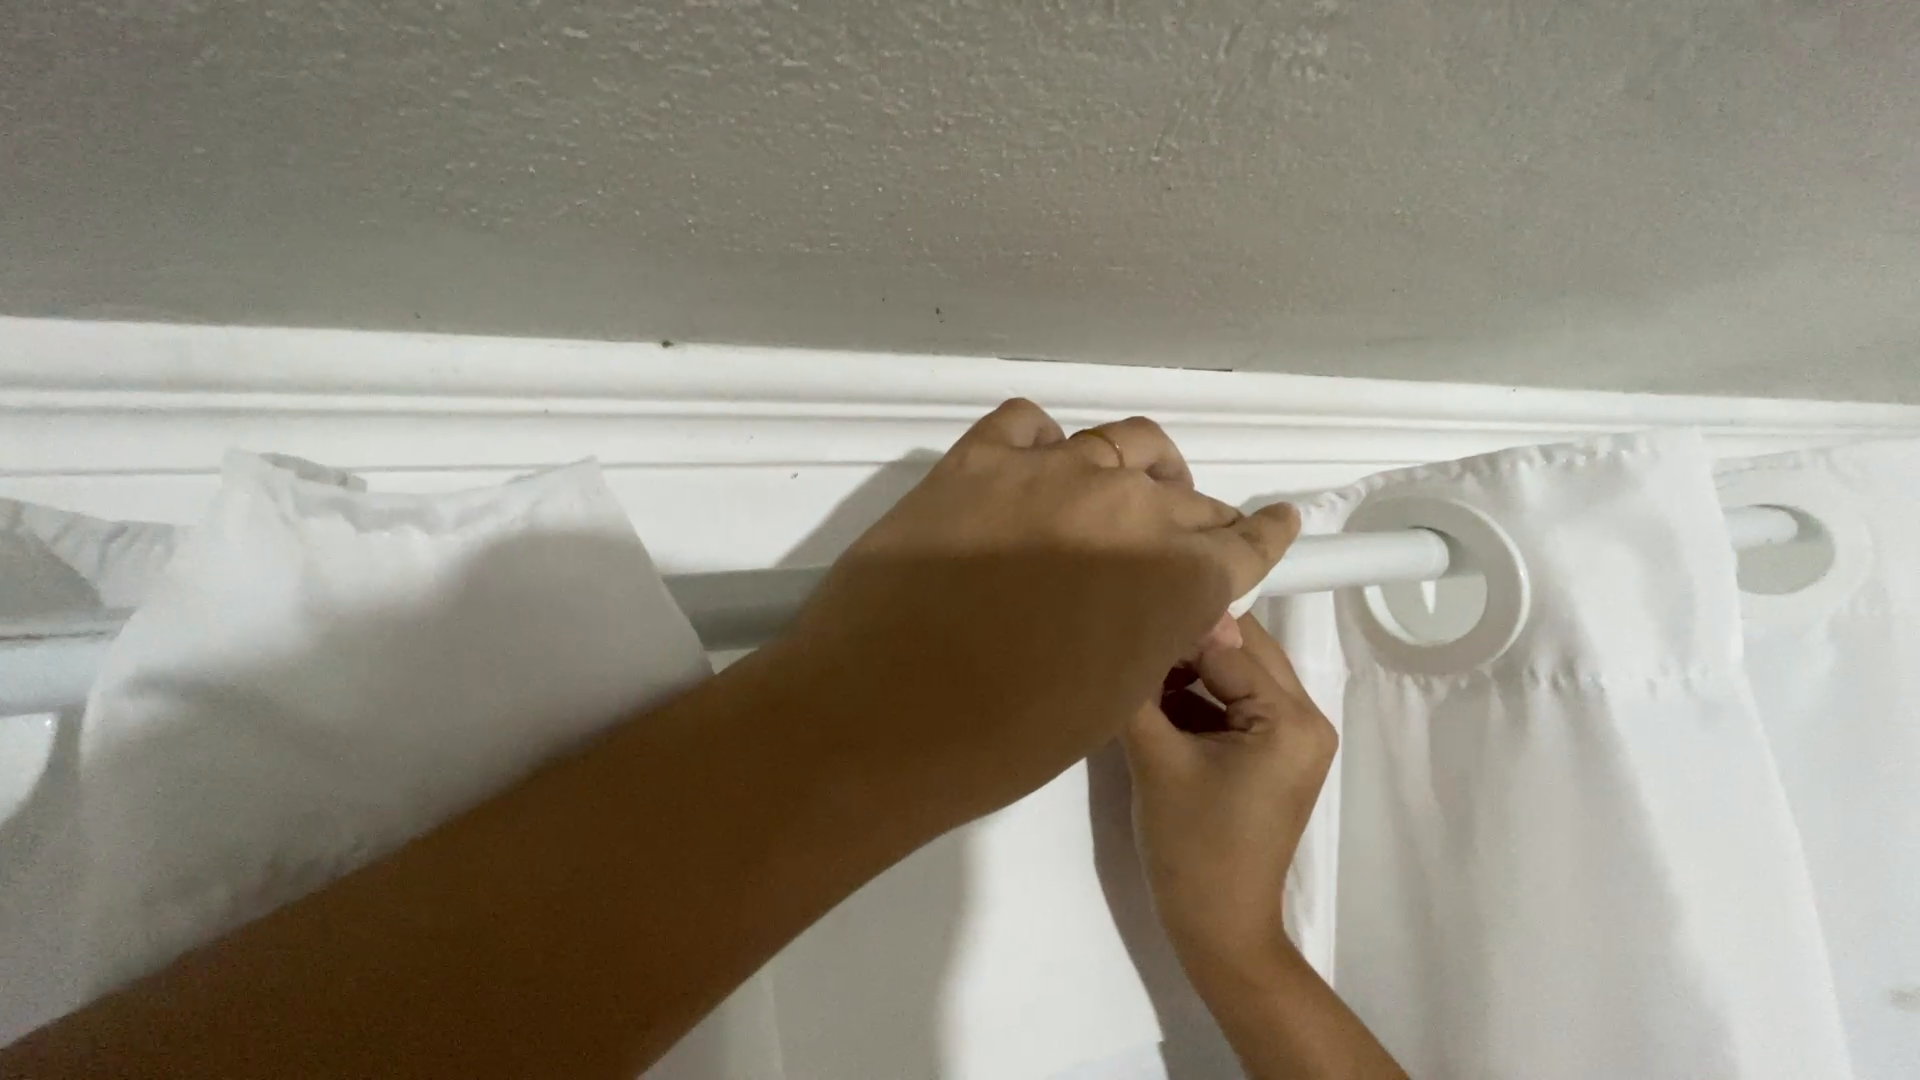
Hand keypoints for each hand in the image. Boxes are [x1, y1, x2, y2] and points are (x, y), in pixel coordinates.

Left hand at [760, 398, 1299, 825]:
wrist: (881, 716)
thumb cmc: (1003, 738)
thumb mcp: (1111, 698)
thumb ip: (1152, 628)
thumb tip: (1155, 599)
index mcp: (1177, 577)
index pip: (1244, 543)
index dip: (1261, 537)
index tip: (1272, 526)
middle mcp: (1128, 507)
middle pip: (1185, 497)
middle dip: (1193, 518)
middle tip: (1173, 538)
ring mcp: (1048, 472)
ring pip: (1121, 442)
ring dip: (1135, 468)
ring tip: (1119, 492)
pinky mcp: (975, 460)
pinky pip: (1027, 425)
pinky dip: (1042, 445)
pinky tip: (1033, 473)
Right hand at [1123, 615, 1336, 985]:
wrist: (1216, 926)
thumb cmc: (1189, 844)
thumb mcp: (1156, 757)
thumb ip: (1145, 687)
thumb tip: (1129, 628)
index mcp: (1290, 719)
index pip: (1228, 647)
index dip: (1176, 628)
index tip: (1128, 611)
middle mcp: (1306, 718)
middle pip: (1244, 650)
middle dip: (1188, 639)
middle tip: (1132, 630)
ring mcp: (1293, 737)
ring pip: (1238, 673)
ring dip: (1189, 666)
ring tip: (1136, 662)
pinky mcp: (1274, 753)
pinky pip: (1235, 702)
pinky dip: (1196, 695)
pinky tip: (1152, 694)